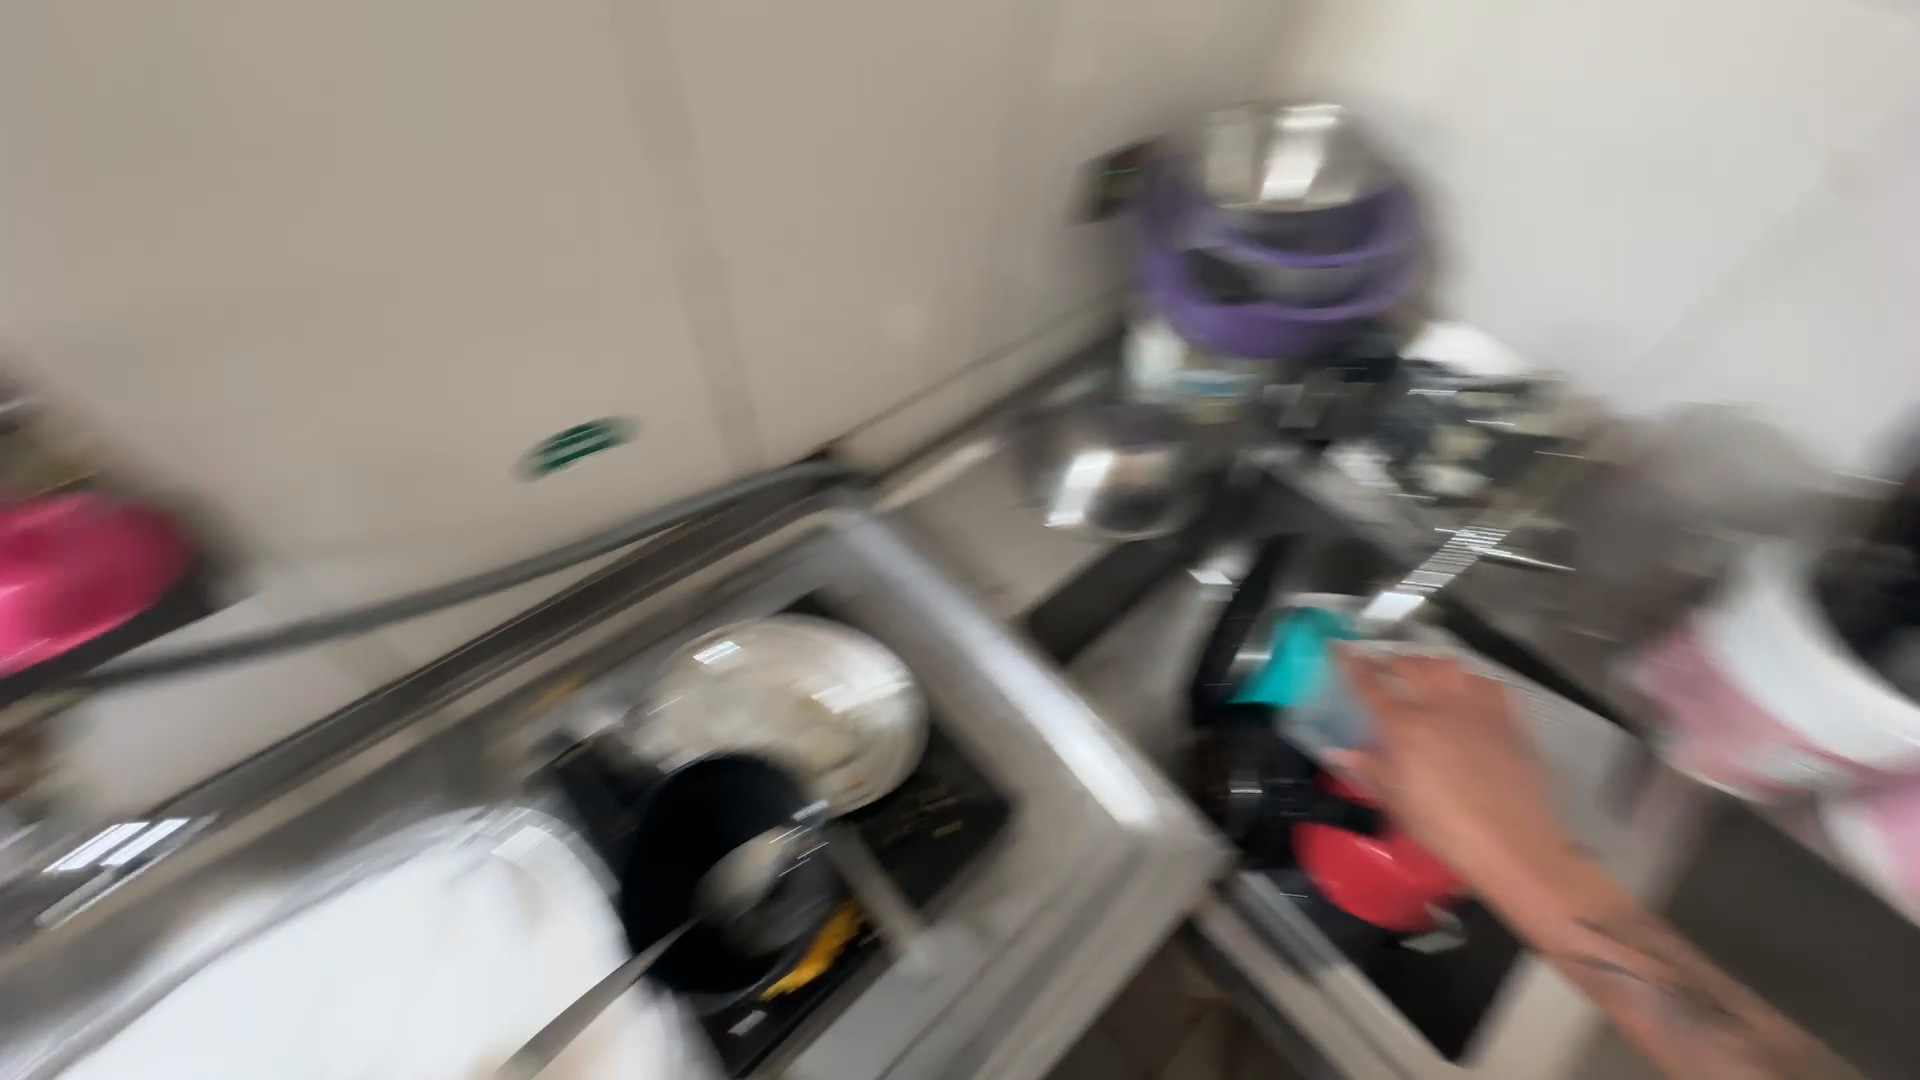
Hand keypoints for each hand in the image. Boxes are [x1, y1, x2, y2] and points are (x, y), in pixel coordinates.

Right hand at [1331, 647, 1576, 892]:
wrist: (1513, 846)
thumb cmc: (1444, 827)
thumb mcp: (1395, 802)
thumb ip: (1368, 769)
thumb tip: (1339, 752)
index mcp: (1403, 726)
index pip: (1369, 684)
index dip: (1351, 664)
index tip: (1340, 649)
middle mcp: (1438, 708)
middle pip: (1410, 665)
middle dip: (1391, 661)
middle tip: (1382, 668)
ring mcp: (1477, 711)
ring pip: (1450, 666)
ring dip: (1430, 665)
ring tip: (1423, 674)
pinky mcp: (1508, 722)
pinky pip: (1488, 685)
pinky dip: (1471, 681)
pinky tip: (1467, 693)